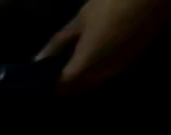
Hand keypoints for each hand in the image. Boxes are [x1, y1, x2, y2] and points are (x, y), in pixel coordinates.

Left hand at [37, 0, 170, 90]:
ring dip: (79, 76)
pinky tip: (92, 53)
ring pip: (90, 82)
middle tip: (52, 67)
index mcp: (82, 69)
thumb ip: (58, 42)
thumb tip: (37, 60)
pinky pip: (106, 72)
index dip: (46, 84)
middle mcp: (99, 76)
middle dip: (62, 81)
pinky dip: (95, 68)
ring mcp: (119, 69)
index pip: (57, 88)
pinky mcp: (133, 59)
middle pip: (73, 88)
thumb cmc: (116, 0)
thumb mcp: (81, 19)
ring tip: (69, 60)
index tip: (37, 76)